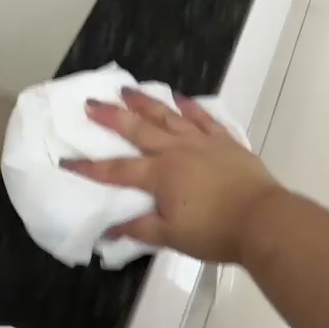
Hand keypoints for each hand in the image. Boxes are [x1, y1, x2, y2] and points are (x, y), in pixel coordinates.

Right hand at [63, 87, 288, 264]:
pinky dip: (189, 106)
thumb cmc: (215, 231)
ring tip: (128, 90)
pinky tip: (179, 97)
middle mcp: (177, 150)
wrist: (261, 218)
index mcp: (160, 175)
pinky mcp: (224, 140)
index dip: (90, 167)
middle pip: (138, 130)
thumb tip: (109, 228)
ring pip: (168, 116)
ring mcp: (202, 141)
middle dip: (112, 117)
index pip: (117, 171)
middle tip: (92, 102)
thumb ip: (140, 228)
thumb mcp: (172, 237)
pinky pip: (203, 118)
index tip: (67, 158)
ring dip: (146, 102)